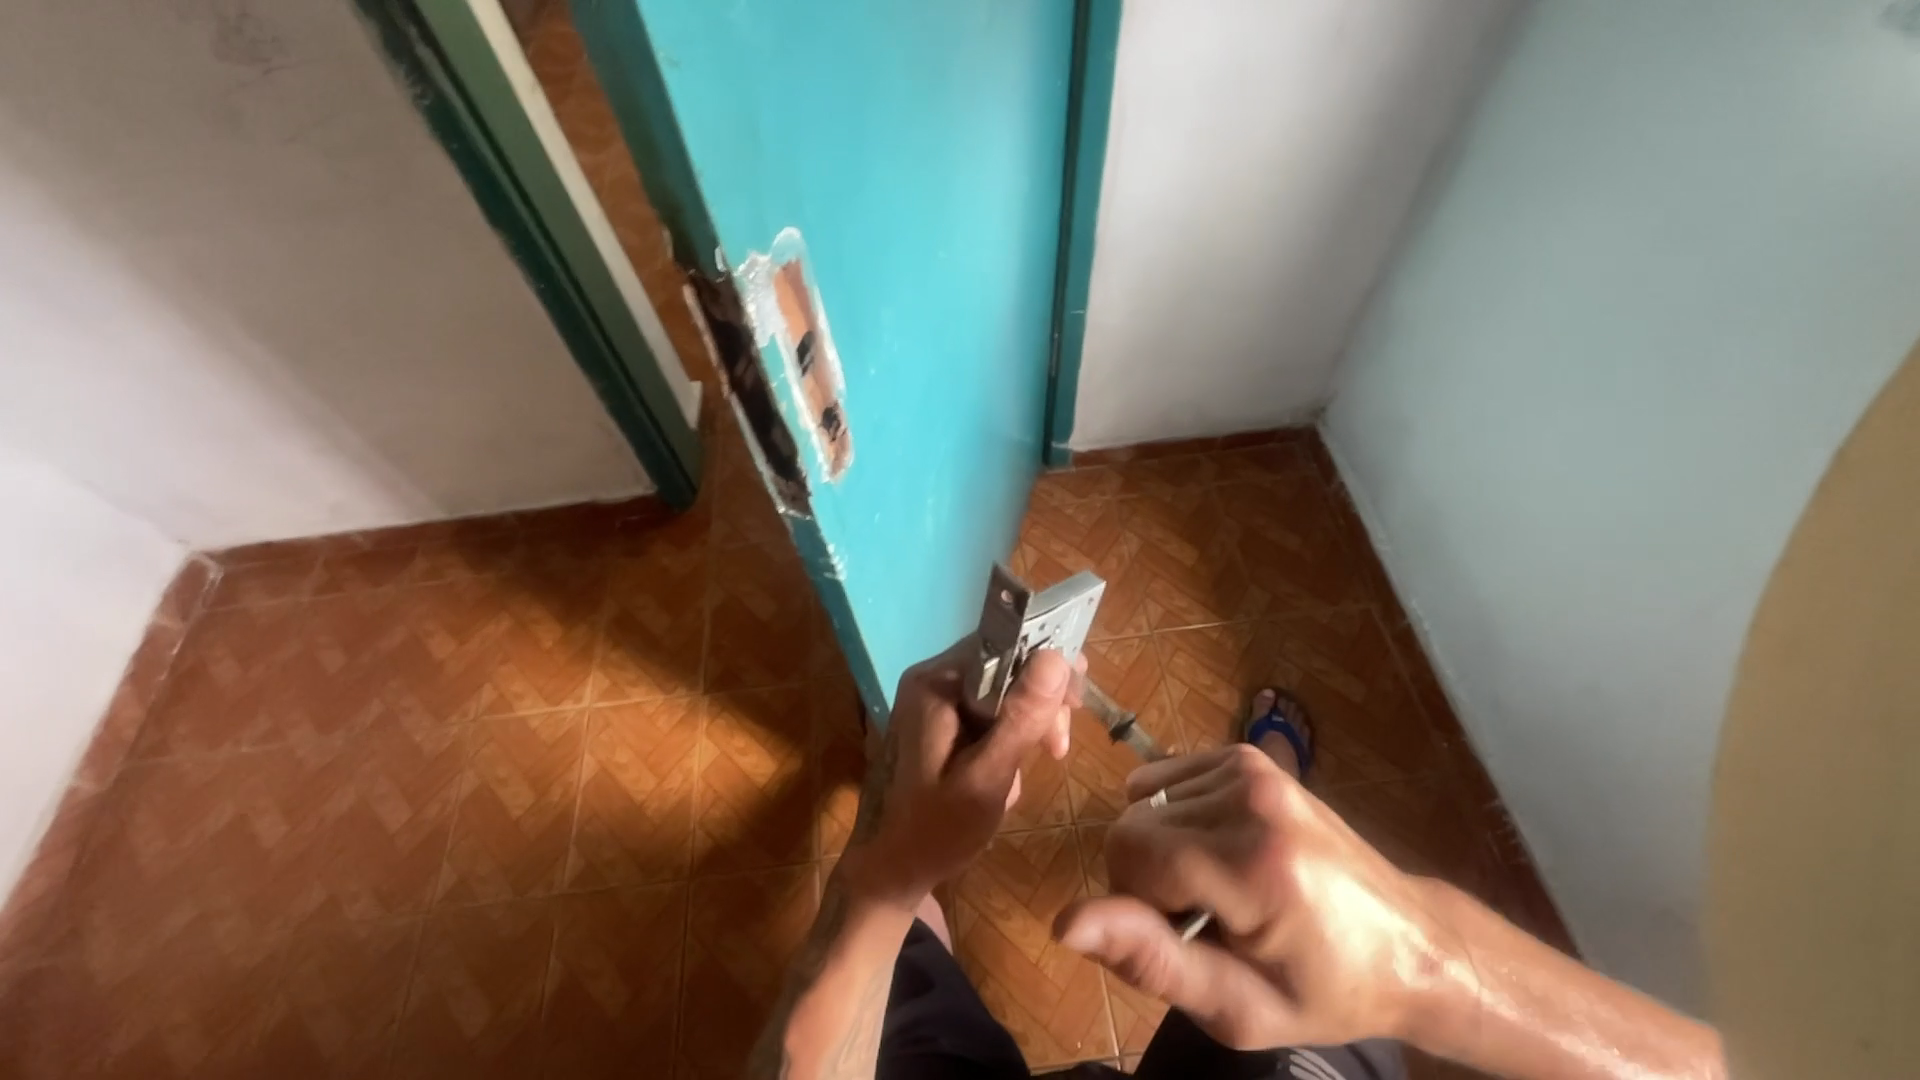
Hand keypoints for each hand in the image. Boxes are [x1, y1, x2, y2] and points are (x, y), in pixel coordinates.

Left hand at [836, 639, 1079, 911]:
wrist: (894, 868)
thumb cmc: (938, 830)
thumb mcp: (987, 778)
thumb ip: (1020, 719)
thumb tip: (1057, 658)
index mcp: (936, 683)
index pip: (1005, 643)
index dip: (1047, 666)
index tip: (1076, 703)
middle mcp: (933, 680)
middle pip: (1008, 664)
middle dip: (1042, 701)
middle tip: (1058, 748)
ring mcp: (935, 700)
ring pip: (1005, 688)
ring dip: (1030, 722)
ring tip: (1040, 762)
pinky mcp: (942, 720)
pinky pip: (991, 710)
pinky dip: (1011, 735)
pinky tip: (1011, 772)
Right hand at [1052, 744, 1448, 1049]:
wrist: (1406, 941)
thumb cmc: (1321, 988)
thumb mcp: (1237, 1007)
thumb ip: (1148, 959)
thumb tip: (1064, 923)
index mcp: (1255, 865)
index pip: (1129, 852)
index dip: (1134, 902)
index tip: (1183, 935)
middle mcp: (1251, 798)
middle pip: (1131, 824)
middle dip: (1145, 876)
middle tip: (1203, 917)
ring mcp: (1252, 769)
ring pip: (1144, 803)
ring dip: (1163, 848)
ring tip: (1219, 887)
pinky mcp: (1248, 756)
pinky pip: (1164, 778)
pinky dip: (1172, 814)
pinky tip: (1213, 846)